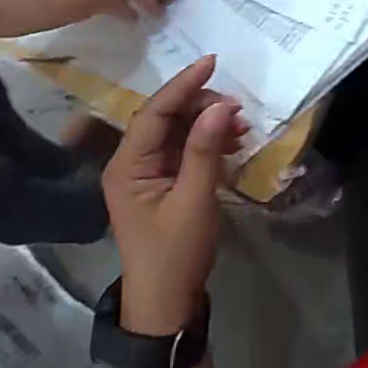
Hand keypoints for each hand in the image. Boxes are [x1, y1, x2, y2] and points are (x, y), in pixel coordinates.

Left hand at [102, 56, 249, 334]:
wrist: (166, 305)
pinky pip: (184, 151)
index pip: (154, 112)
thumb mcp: (194, 200)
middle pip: (165, 118)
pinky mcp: (162, 184)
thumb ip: (205, 150)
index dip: (183, 85)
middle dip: (200, 107)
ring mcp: (146, 174)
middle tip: (236, 107)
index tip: (211, 63)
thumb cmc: (175, 253)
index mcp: (127, 164)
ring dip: (207, 124)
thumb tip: (221, 106)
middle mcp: (131, 163)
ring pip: (176, 133)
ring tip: (241, 125)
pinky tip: (232, 142)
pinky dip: (207, 144)